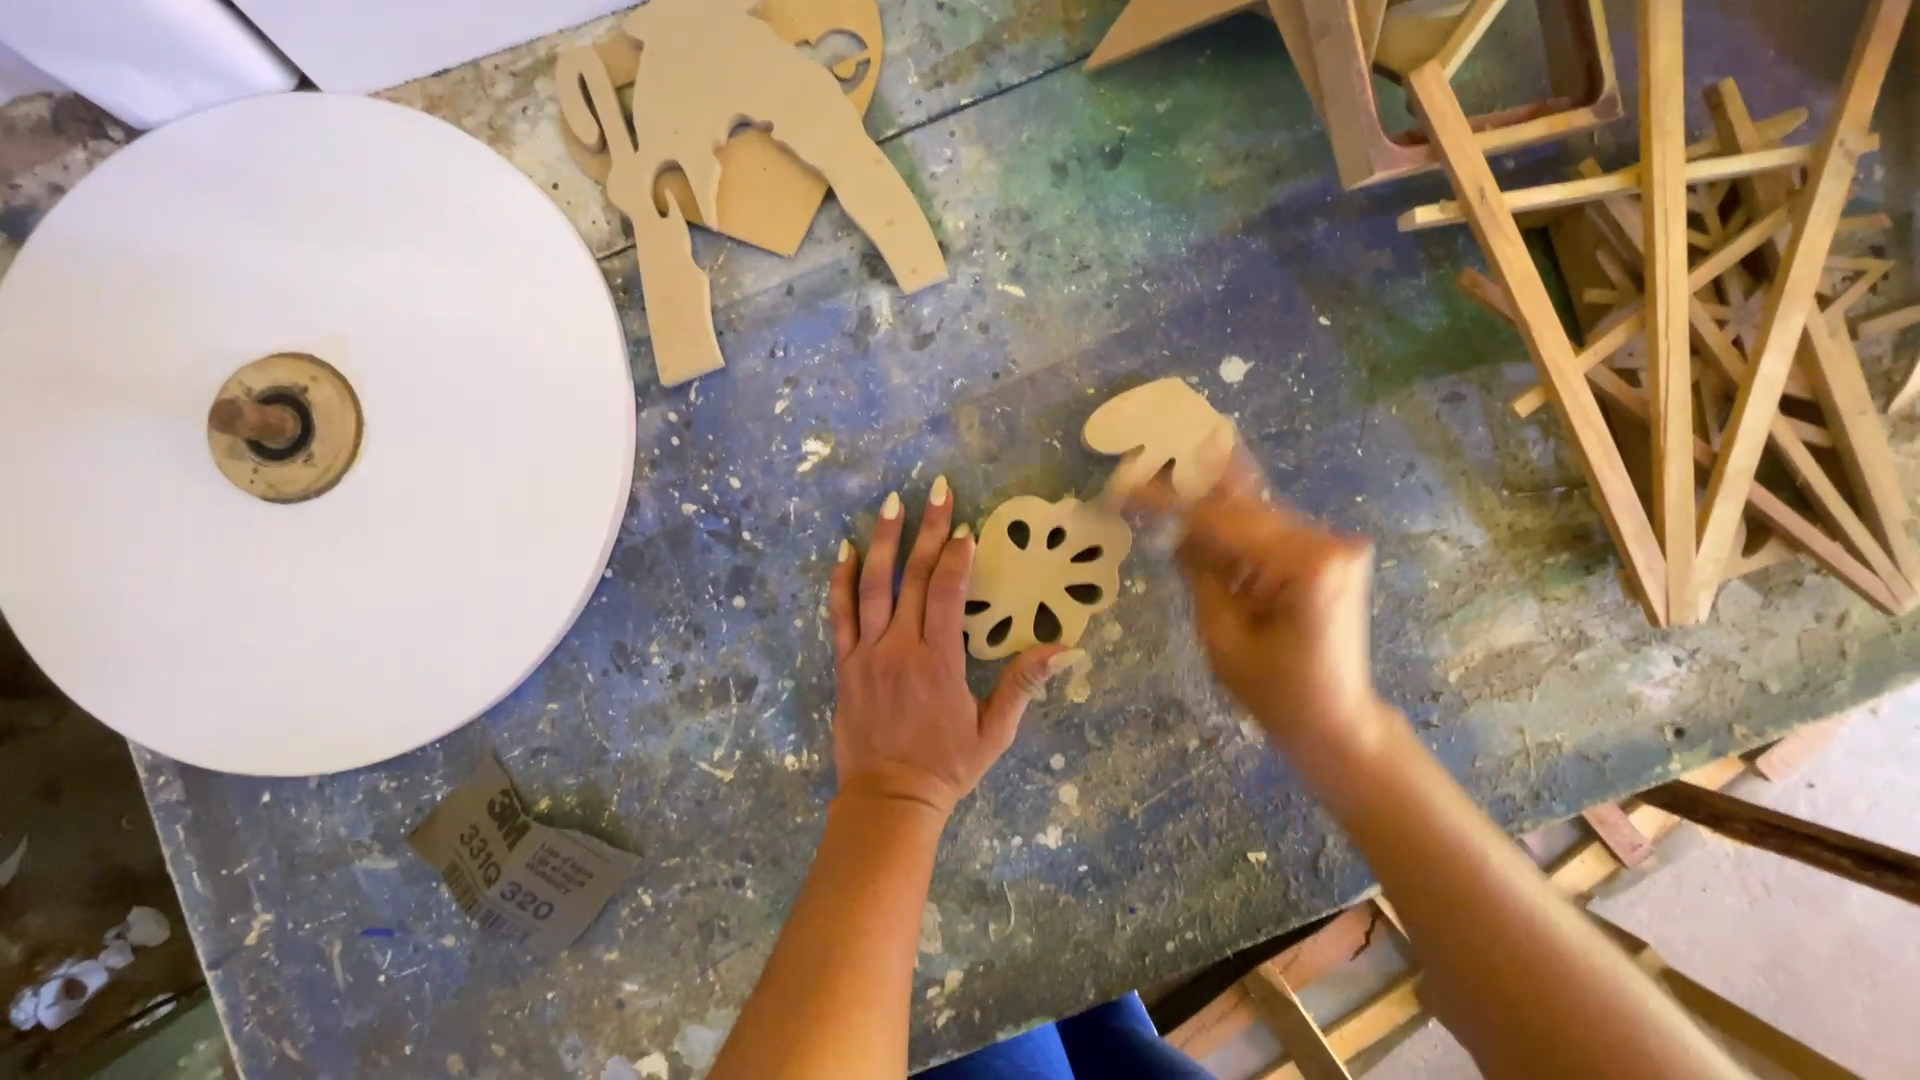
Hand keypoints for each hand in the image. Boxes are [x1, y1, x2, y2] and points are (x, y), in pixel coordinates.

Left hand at [828, 479, 1073, 816]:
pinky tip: (843, 550)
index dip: (957, 556)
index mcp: (939, 662)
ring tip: (890, 504)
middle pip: (914, 577)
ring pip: (873, 586)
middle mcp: (900, 648)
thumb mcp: (994, 731)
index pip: (947, 593)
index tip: (966, 527)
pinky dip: (839, 581)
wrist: (888, 800)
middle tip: (937, 491)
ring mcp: (867, 654)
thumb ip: (1022, 685)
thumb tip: (1063, 649)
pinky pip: (839, 615)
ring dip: (882, 542)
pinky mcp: (844, 666)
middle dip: (928, 531)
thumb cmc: (947, 767)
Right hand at [1128, 449, 1388, 756]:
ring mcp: (1333, 545)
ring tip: (1158, 485)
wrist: (1336, 721)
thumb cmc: (1276, 692)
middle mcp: (1328, 541)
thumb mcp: (1221, 636)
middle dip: (1190, 489)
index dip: (1169, 501)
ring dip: (1209, 505)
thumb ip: (1200, 573)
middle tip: (1139, 471)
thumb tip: (1177, 529)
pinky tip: (1198, 502)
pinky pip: (1269, 531)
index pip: (1223, 519)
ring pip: (1255, 514)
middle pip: (1243, 506)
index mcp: (1307, 564)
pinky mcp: (1328, 554)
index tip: (1125, 489)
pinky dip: (1232, 526)